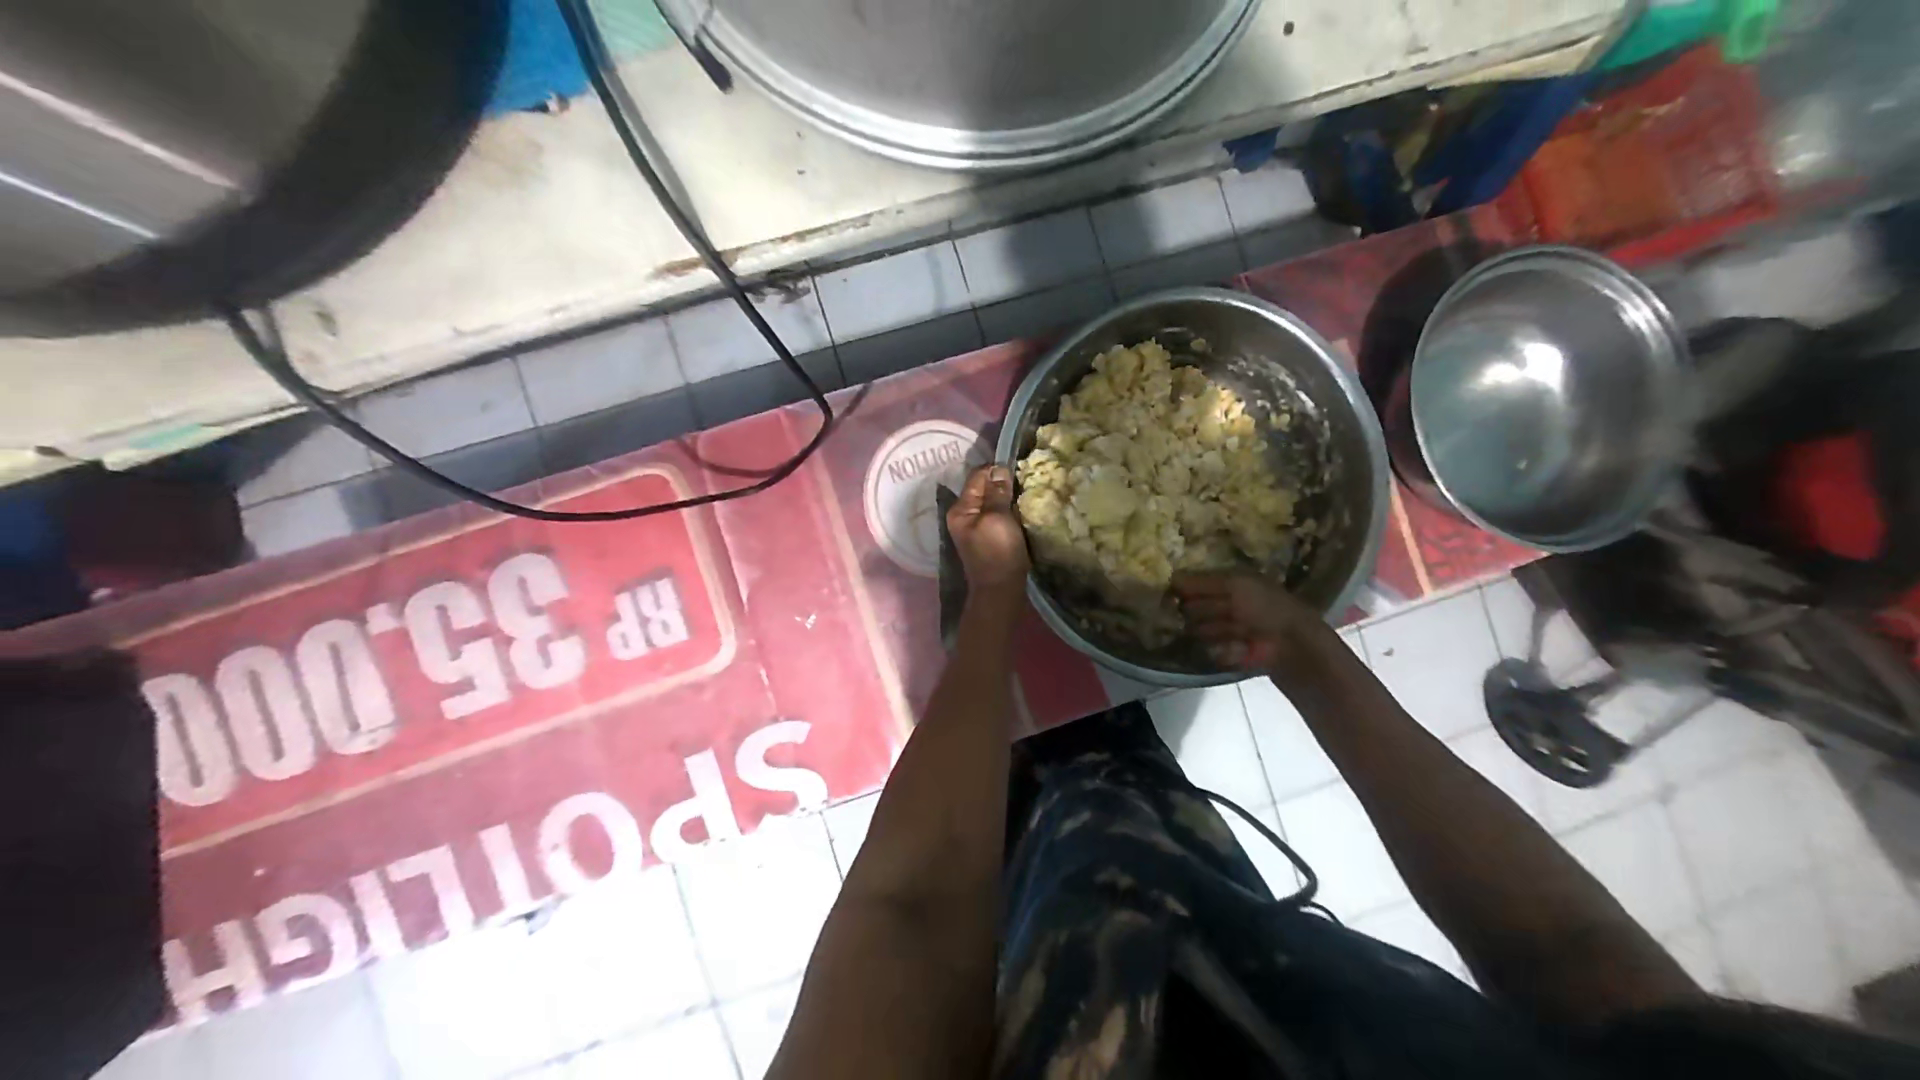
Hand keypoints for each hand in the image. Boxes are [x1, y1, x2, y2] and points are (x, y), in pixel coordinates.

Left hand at [947, 465, 1029, 593]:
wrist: (1001, 591)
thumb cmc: (998, 553)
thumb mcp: (997, 518)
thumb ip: (997, 493)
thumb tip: (999, 469)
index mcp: (961, 509)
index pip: (977, 476)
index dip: (996, 468)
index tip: (1019, 465)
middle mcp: (965, 515)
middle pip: (984, 488)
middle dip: (1003, 481)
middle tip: (1026, 476)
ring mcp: (977, 527)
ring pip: (993, 501)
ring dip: (1008, 495)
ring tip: (1027, 489)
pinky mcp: (990, 536)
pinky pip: (999, 514)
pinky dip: (1010, 509)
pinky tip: (1022, 507)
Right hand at [1173, 573, 1342, 675]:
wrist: (1291, 646)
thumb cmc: (1265, 607)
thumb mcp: (1235, 585)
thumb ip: (1202, 582)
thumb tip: (1171, 578)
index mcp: (1237, 584)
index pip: (1202, 583)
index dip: (1186, 586)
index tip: (1166, 590)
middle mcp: (1234, 604)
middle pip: (1200, 605)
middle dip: (1191, 609)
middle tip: (1176, 611)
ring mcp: (1233, 630)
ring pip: (1204, 627)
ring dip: (1202, 628)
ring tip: (1198, 629)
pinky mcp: (1233, 653)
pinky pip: (1213, 649)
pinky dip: (1217, 647)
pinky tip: (1224, 644)